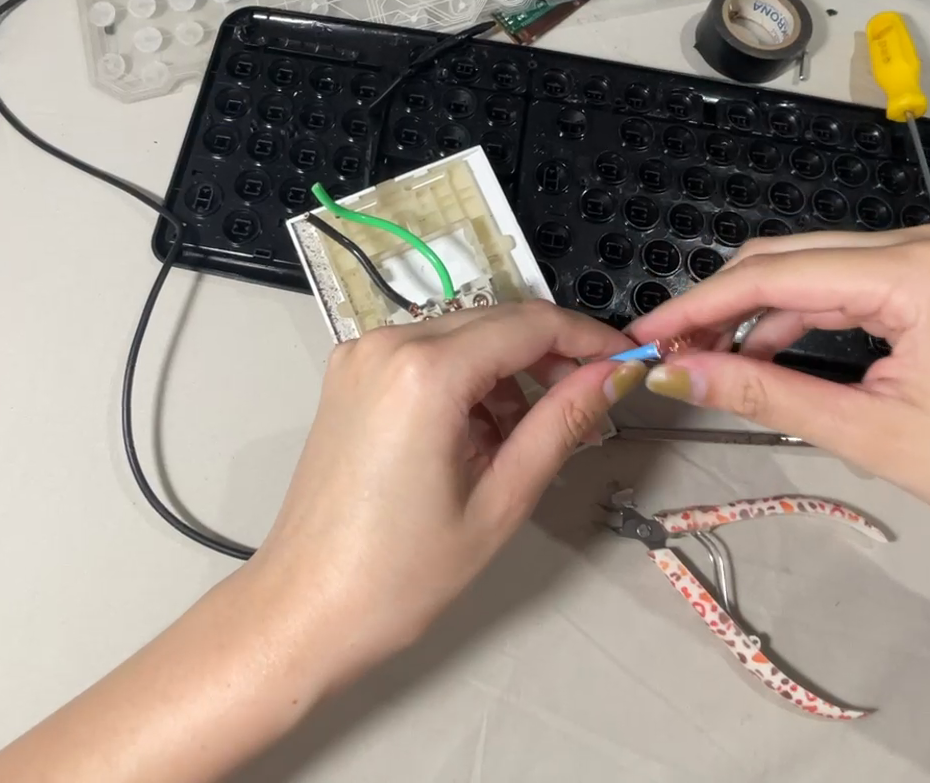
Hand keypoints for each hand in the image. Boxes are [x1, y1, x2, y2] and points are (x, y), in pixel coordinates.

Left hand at [250, 301, 638, 682]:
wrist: (304, 606)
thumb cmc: (402, 572)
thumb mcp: (500, 500)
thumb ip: (561, 423)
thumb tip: (614, 374)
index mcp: (424, 370)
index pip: (527, 324)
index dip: (586, 336)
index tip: (625, 360)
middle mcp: (386, 342)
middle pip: (492, 322)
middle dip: (547, 355)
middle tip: (586, 405)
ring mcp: (360, 354)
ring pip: (459, 336)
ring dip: (503, 371)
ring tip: (522, 439)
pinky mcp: (349, 374)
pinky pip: (423, 353)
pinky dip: (462, 379)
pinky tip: (475, 433)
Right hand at [626, 227, 929, 574]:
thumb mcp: (872, 435)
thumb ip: (764, 393)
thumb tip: (674, 376)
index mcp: (916, 270)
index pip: (773, 275)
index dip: (696, 307)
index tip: (643, 339)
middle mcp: (921, 244)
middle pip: (784, 261)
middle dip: (717, 306)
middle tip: (666, 353)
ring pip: (807, 273)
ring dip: (750, 315)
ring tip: (702, 359)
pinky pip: (840, 290)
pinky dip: (792, 321)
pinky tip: (759, 354)